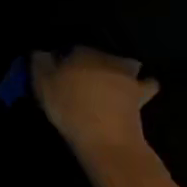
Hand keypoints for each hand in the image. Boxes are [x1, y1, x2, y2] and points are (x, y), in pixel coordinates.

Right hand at [31, 47, 160, 153]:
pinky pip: (147, 85)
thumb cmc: (69, 107)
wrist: (106, 137)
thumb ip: (39, 62)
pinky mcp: (142, 94)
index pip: (71, 49)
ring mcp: (127, 75)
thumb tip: (40, 51)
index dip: (63, 60)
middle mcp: (105, 58)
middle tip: (84, 78)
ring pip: (126, 63)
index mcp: (81, 52)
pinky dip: (146, 84)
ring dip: (122, 67)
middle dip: (93, 62)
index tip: (57, 73)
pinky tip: (143, 87)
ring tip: (116, 79)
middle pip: (98, 55)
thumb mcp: (43, 84)